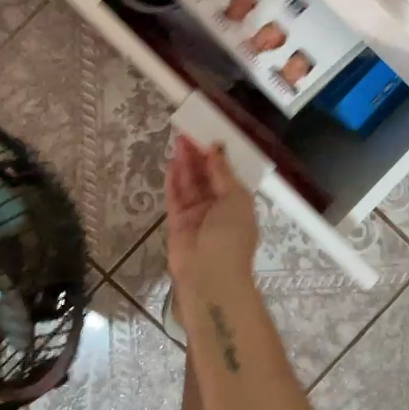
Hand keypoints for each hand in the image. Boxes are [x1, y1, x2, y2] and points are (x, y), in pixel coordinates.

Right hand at [165, 136, 258, 302]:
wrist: (210, 277)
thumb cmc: (231, 237)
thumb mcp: (235, 200)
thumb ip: (222, 173)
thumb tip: (216, 148)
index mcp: (237, 204)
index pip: (226, 174)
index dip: (217, 156)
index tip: (208, 135)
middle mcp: (217, 208)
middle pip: (205, 177)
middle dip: (198, 156)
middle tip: (188, 132)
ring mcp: (196, 216)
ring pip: (189, 184)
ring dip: (185, 163)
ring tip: (179, 140)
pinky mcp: (177, 224)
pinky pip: (175, 197)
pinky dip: (173, 180)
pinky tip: (171, 162)